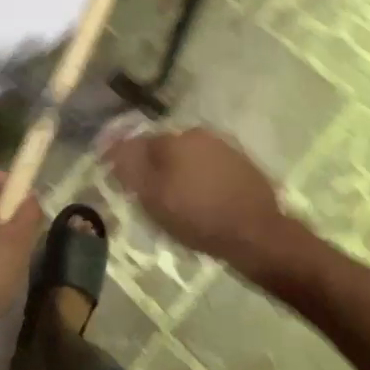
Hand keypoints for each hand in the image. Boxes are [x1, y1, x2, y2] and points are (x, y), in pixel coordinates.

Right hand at [105, 128, 290, 262]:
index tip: (121, 179)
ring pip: (191, 156)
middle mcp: (199, 134)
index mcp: (173, 140)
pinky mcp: (245, 164)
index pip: (139, 144)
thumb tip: (112, 149)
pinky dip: (203, 178)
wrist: (257, 234)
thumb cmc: (198, 218)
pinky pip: (212, 167)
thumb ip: (130, 170)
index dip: (127, 161)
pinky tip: (205, 198)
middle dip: (156, 165)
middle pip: (166, 148)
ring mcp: (225, 147)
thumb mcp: (154, 200)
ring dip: (181, 171)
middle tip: (152, 193)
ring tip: (180, 199)